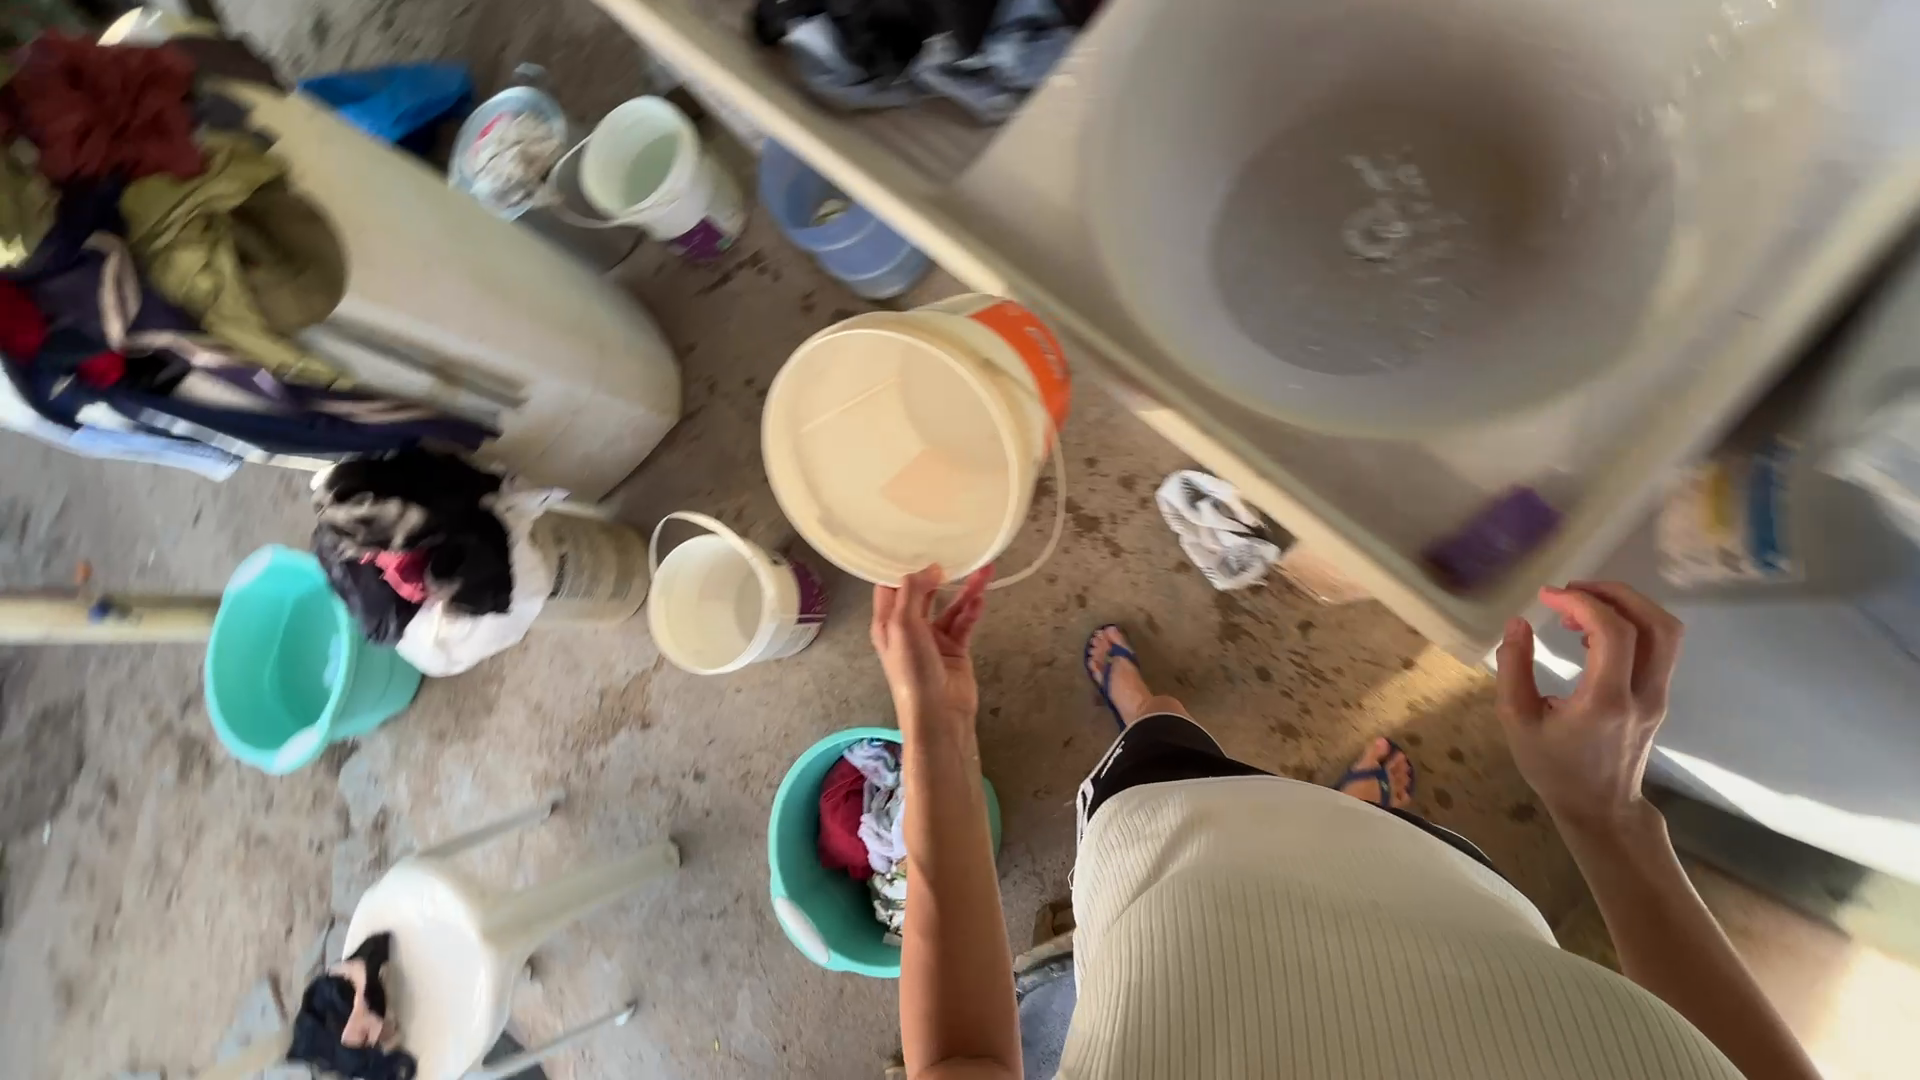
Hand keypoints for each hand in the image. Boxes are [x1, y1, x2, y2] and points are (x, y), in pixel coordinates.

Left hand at [871, 564, 993, 730]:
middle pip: (923, 593)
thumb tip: (931, 567)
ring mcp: (933, 640)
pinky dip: (972, 611)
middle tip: (955, 551)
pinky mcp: (955, 649)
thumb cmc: (913, 670)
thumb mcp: (904, 626)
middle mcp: (908, 629)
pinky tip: (981, 599)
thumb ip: (913, 592)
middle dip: (938, 574)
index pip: (890, 587)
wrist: (939, 714)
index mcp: (887, 623)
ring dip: (965, 590)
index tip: (917, 543)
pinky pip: (964, 623)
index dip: (902, 566)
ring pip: (950, 606)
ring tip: (985, 570)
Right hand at [1495, 581, 1683, 835]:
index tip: (1546, 597)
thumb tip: (1518, 624)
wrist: (1599, 806)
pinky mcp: (1657, 696)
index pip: (1613, 633)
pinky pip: (1657, 647)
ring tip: (1580, 606)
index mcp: (1606, 700)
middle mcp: (1643, 693)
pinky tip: (1591, 632)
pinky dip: (1629, 624)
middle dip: (1614, 595)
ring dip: (1627, 606)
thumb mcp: (1515, 718)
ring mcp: (1658, 695)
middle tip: (1570, 591)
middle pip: (1656, 625)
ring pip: (1666, 633)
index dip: (1581, 603)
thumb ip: (1513, 668)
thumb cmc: (1551, 765)